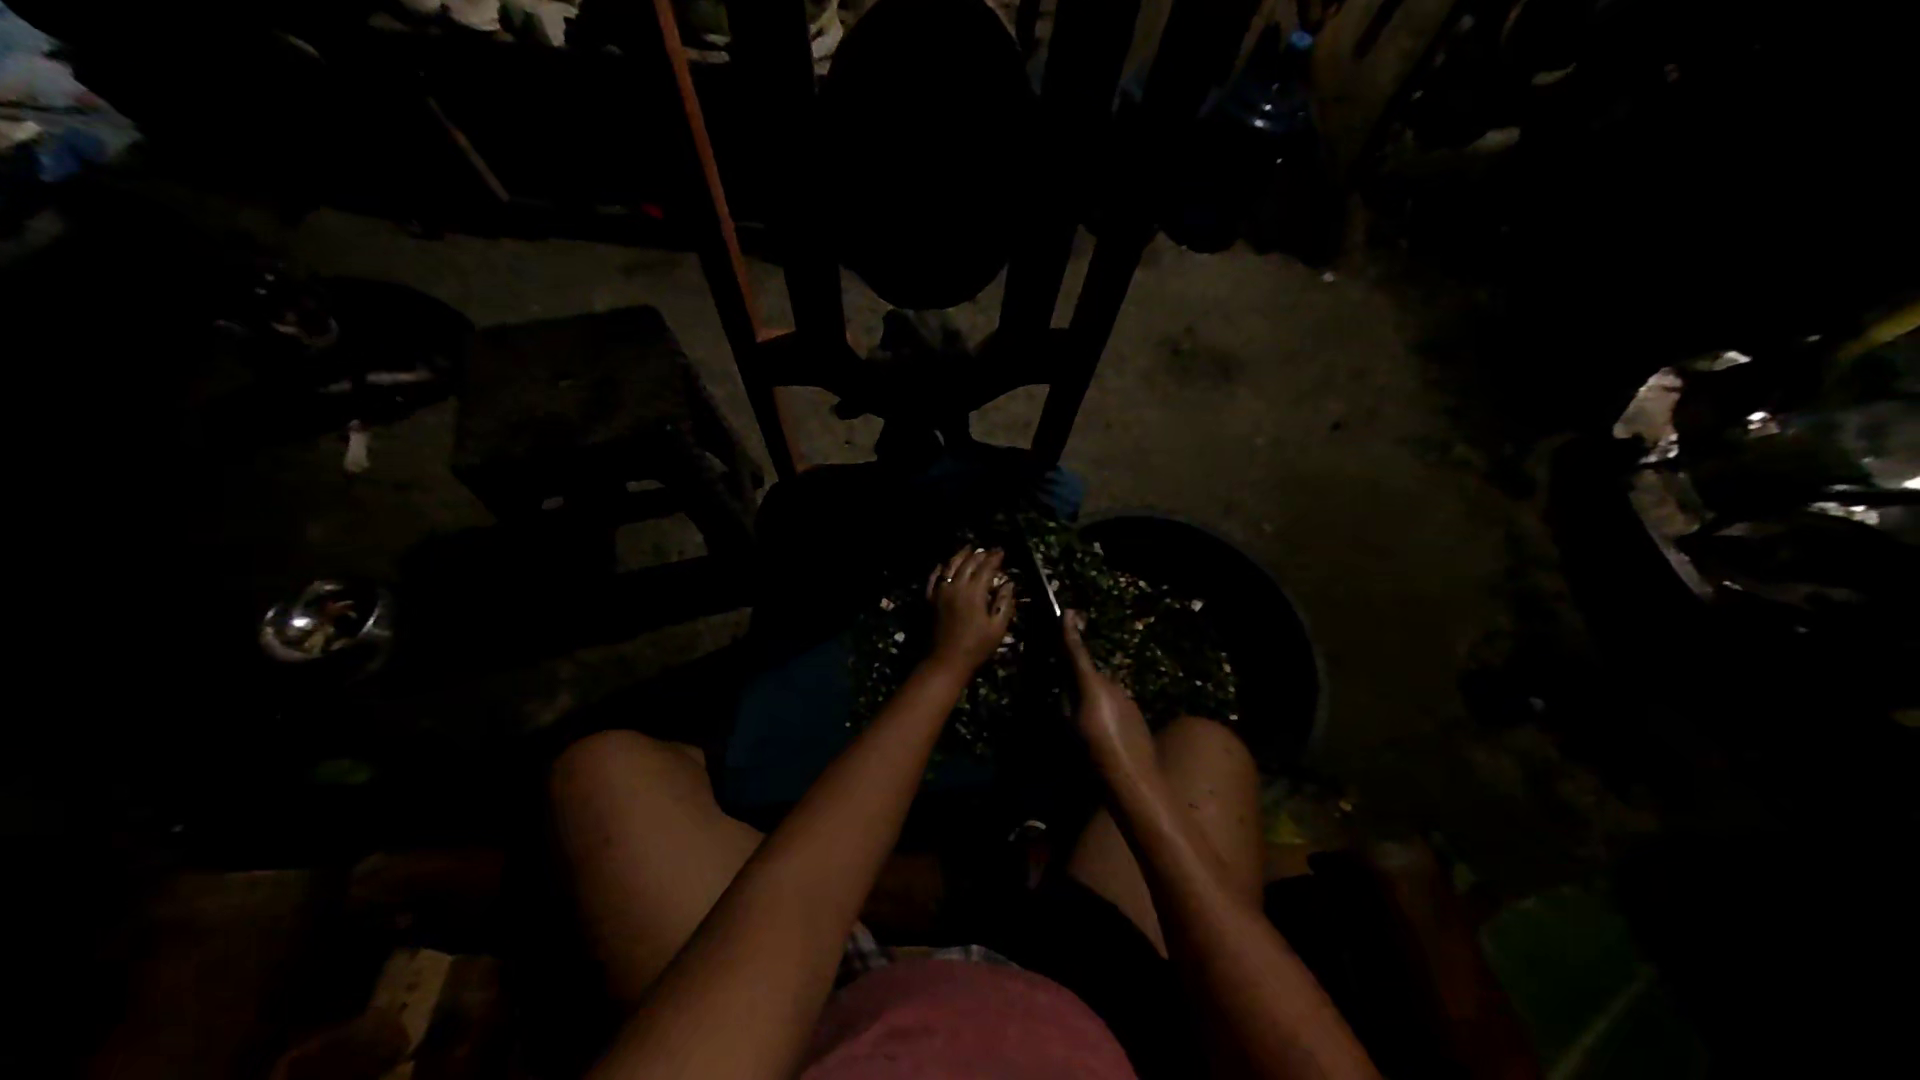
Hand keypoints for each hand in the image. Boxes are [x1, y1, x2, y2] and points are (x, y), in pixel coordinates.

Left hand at [924, 547, 1015, 672]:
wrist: (946, 660)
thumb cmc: (976, 646)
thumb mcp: (997, 627)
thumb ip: (1004, 603)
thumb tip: (1008, 583)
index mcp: (974, 592)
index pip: (986, 568)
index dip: (995, 558)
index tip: (1002, 552)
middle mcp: (956, 586)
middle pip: (968, 563)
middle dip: (980, 554)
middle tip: (988, 550)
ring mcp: (940, 592)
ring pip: (949, 566)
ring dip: (960, 555)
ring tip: (968, 549)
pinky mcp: (930, 599)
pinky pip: (934, 578)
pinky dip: (939, 568)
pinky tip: (942, 564)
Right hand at [1061, 609, 1156, 773]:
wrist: (1134, 780)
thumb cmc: (1094, 754)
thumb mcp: (1070, 725)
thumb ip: (1066, 700)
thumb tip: (1064, 683)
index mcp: (1093, 686)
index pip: (1077, 653)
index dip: (1070, 633)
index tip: (1067, 612)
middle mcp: (1113, 687)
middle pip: (1089, 675)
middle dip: (1077, 678)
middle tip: (1063, 692)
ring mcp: (1128, 702)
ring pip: (1103, 692)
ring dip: (1092, 699)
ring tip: (1081, 723)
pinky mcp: (1136, 717)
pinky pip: (1115, 706)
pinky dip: (1105, 712)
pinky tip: (1100, 735)